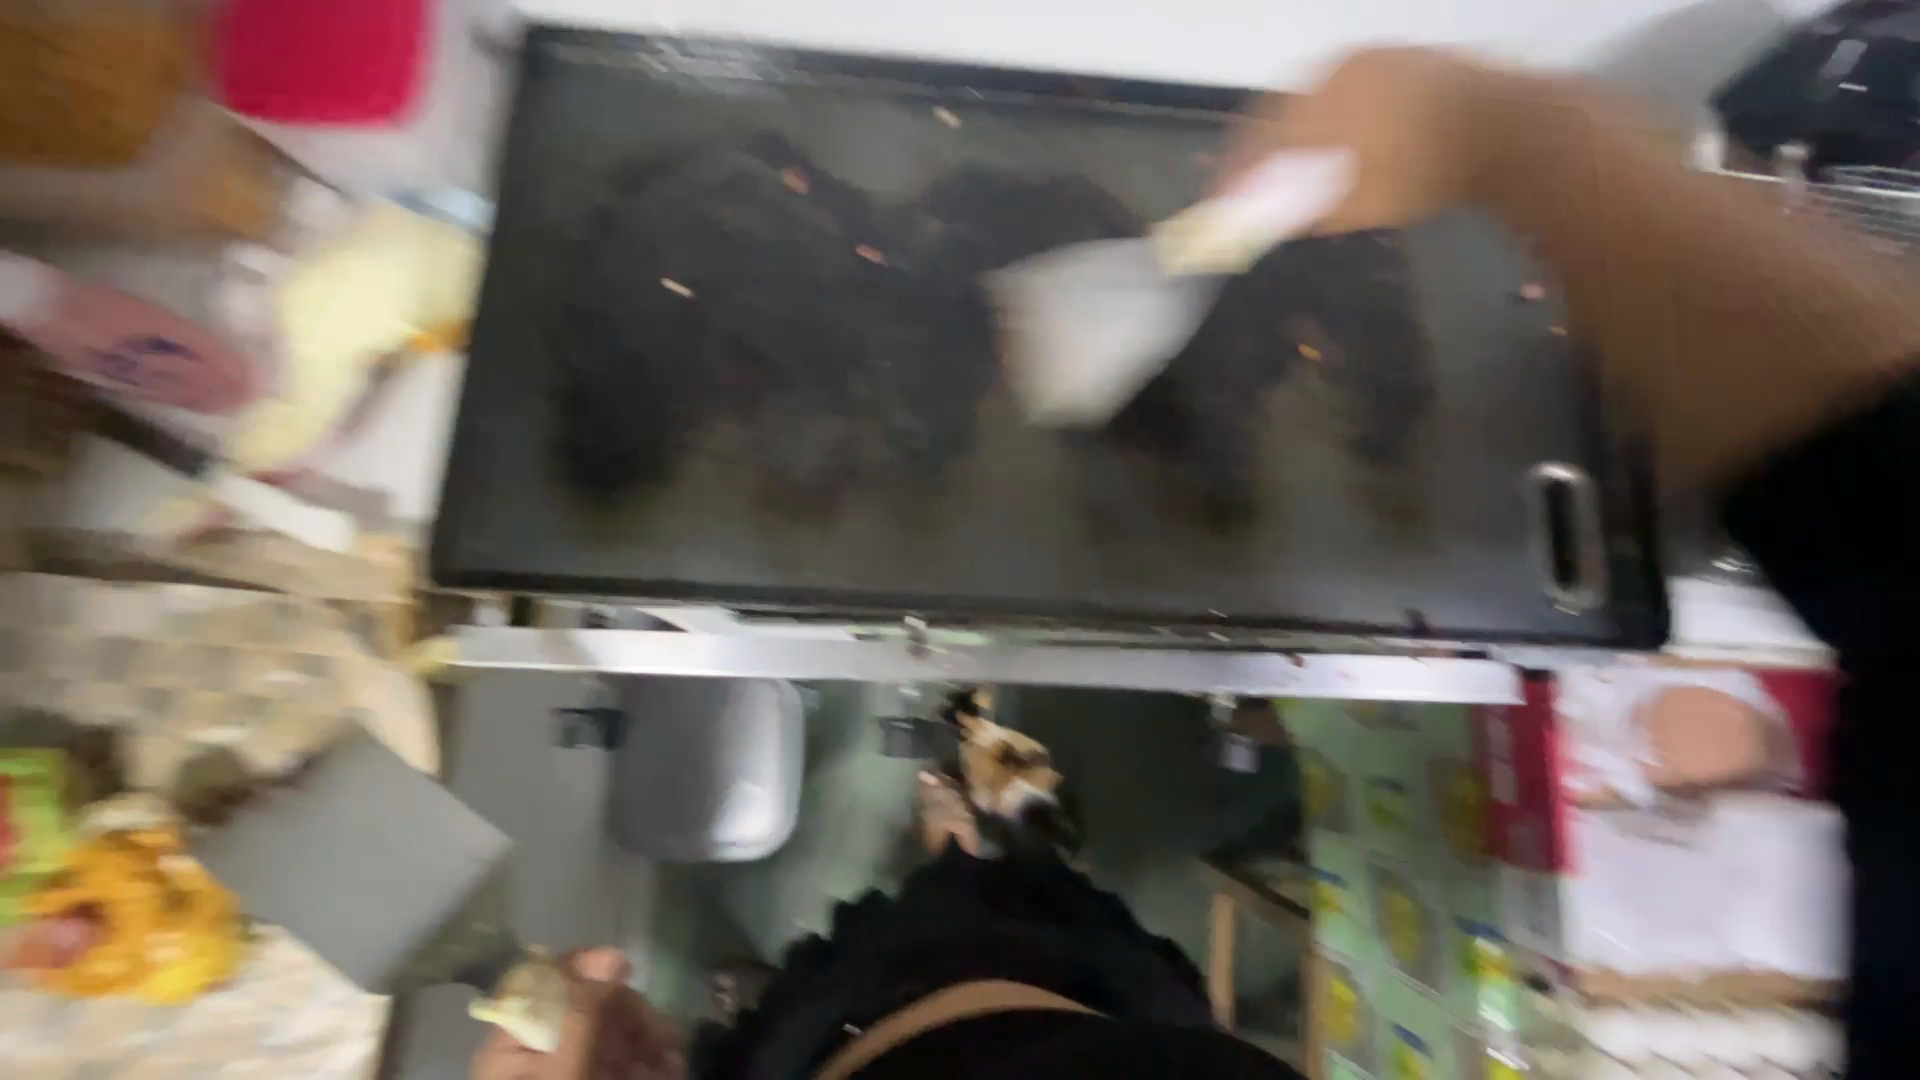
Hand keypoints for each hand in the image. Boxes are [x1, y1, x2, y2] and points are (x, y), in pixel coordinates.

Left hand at [472, 948, 684, 1079]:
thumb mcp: (565, 1077)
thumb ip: (584, 1016)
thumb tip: (610, 958)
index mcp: (511, 1045)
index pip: (541, 981)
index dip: (583, 965)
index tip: (625, 968)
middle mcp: (535, 1050)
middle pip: (589, 1006)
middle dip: (632, 1017)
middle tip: (666, 1038)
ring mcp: (564, 1070)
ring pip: (612, 1033)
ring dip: (648, 1042)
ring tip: (673, 1063)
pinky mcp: (589, 1079)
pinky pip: (621, 1061)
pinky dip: (646, 1063)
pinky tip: (668, 1070)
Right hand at [1213, 47, 1514, 233]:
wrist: (1509, 128)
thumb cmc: (1421, 174)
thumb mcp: (1352, 206)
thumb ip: (1297, 210)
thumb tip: (1258, 220)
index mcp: (1317, 105)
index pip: (1255, 143)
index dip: (1232, 176)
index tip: (1219, 203)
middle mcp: (1334, 72)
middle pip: (1276, 117)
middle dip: (1257, 154)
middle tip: (1247, 185)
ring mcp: (1367, 60)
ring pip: (1309, 101)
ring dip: (1291, 137)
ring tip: (1287, 168)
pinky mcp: (1396, 58)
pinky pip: (1342, 91)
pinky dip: (1325, 120)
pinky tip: (1332, 144)